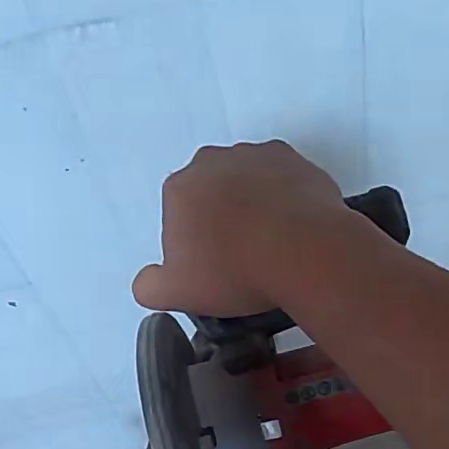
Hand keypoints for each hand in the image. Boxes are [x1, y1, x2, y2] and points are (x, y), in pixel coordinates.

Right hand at [133, 140, 364, 316]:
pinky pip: (282, 182)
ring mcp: (256, 155)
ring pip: (247, 186)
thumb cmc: (232, 272)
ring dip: (253, 209)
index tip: (214, 271)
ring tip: (271, 247)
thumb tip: (147, 281)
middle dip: (221, 222)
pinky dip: (284, 201)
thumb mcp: (177, 293)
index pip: (179, 219)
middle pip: (212, 196)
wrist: (302, 252)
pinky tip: (293, 230)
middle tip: (241, 260)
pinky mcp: (295, 159)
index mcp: (178, 188)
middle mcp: (212, 160)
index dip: (194, 248)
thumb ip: (150, 286)